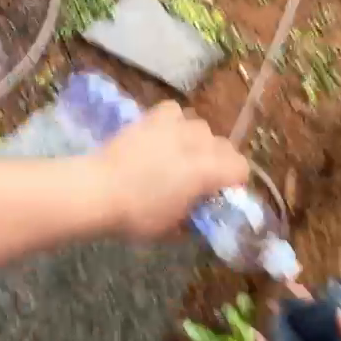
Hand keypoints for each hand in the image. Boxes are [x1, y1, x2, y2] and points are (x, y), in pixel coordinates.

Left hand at [87, 102, 249, 238]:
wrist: (99, 189)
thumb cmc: (138, 215)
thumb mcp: (173, 228)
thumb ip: (194, 215)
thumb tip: (199, 210)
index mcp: (207, 171)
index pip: (241, 168)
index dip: (235, 181)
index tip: (220, 193)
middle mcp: (197, 143)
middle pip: (224, 145)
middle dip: (219, 161)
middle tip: (200, 179)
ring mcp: (174, 126)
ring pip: (201, 127)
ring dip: (198, 141)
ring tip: (181, 155)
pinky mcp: (152, 117)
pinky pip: (176, 112)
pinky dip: (175, 122)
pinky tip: (164, 135)